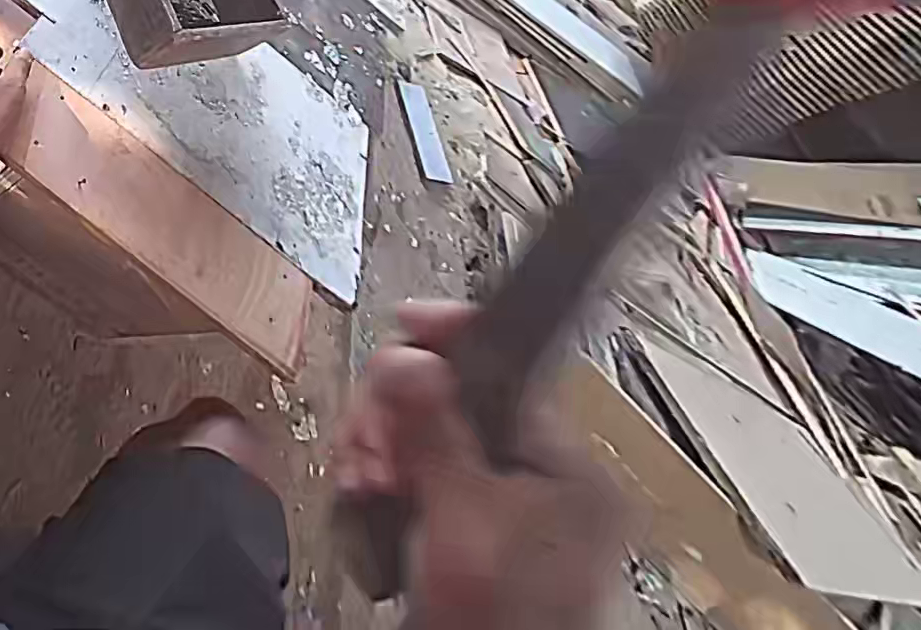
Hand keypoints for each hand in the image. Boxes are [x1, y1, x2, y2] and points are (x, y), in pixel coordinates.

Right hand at [333, 302, 626, 629]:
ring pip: (410, 416)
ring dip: (372, 438)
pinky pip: (399, 448)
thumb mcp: (463, 521)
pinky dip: (370, 460)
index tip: (406, 320)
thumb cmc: (499, 618)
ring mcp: (488, 479)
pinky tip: (364, 486)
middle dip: (388, 406)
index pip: (504, 361)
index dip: (452, 331)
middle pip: (439, 385)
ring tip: (364, 477)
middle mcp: (526, 461)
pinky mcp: (453, 495)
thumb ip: (434, 435)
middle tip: (369, 440)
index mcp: (556, 461)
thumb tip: (409, 357)